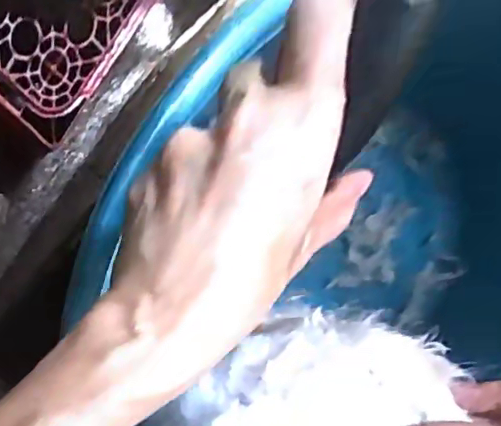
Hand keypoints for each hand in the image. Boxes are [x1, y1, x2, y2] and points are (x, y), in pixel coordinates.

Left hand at [106, 0, 373, 370]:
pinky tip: (170, 223)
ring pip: (200, 128)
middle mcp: (244, 112)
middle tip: (241, 168)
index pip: (319, 17)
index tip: (316, 9)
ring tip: (200, 212)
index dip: (319, 6)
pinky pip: (165, 163)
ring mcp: (185, 139)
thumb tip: (356, 182)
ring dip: (204, 155)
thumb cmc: (245, 288)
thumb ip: (327, 205)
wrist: (162, 319)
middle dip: (248, 112)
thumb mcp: (296, 248)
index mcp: (302, 119)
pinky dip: (170, 184)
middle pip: (248, 81)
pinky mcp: (143, 167)